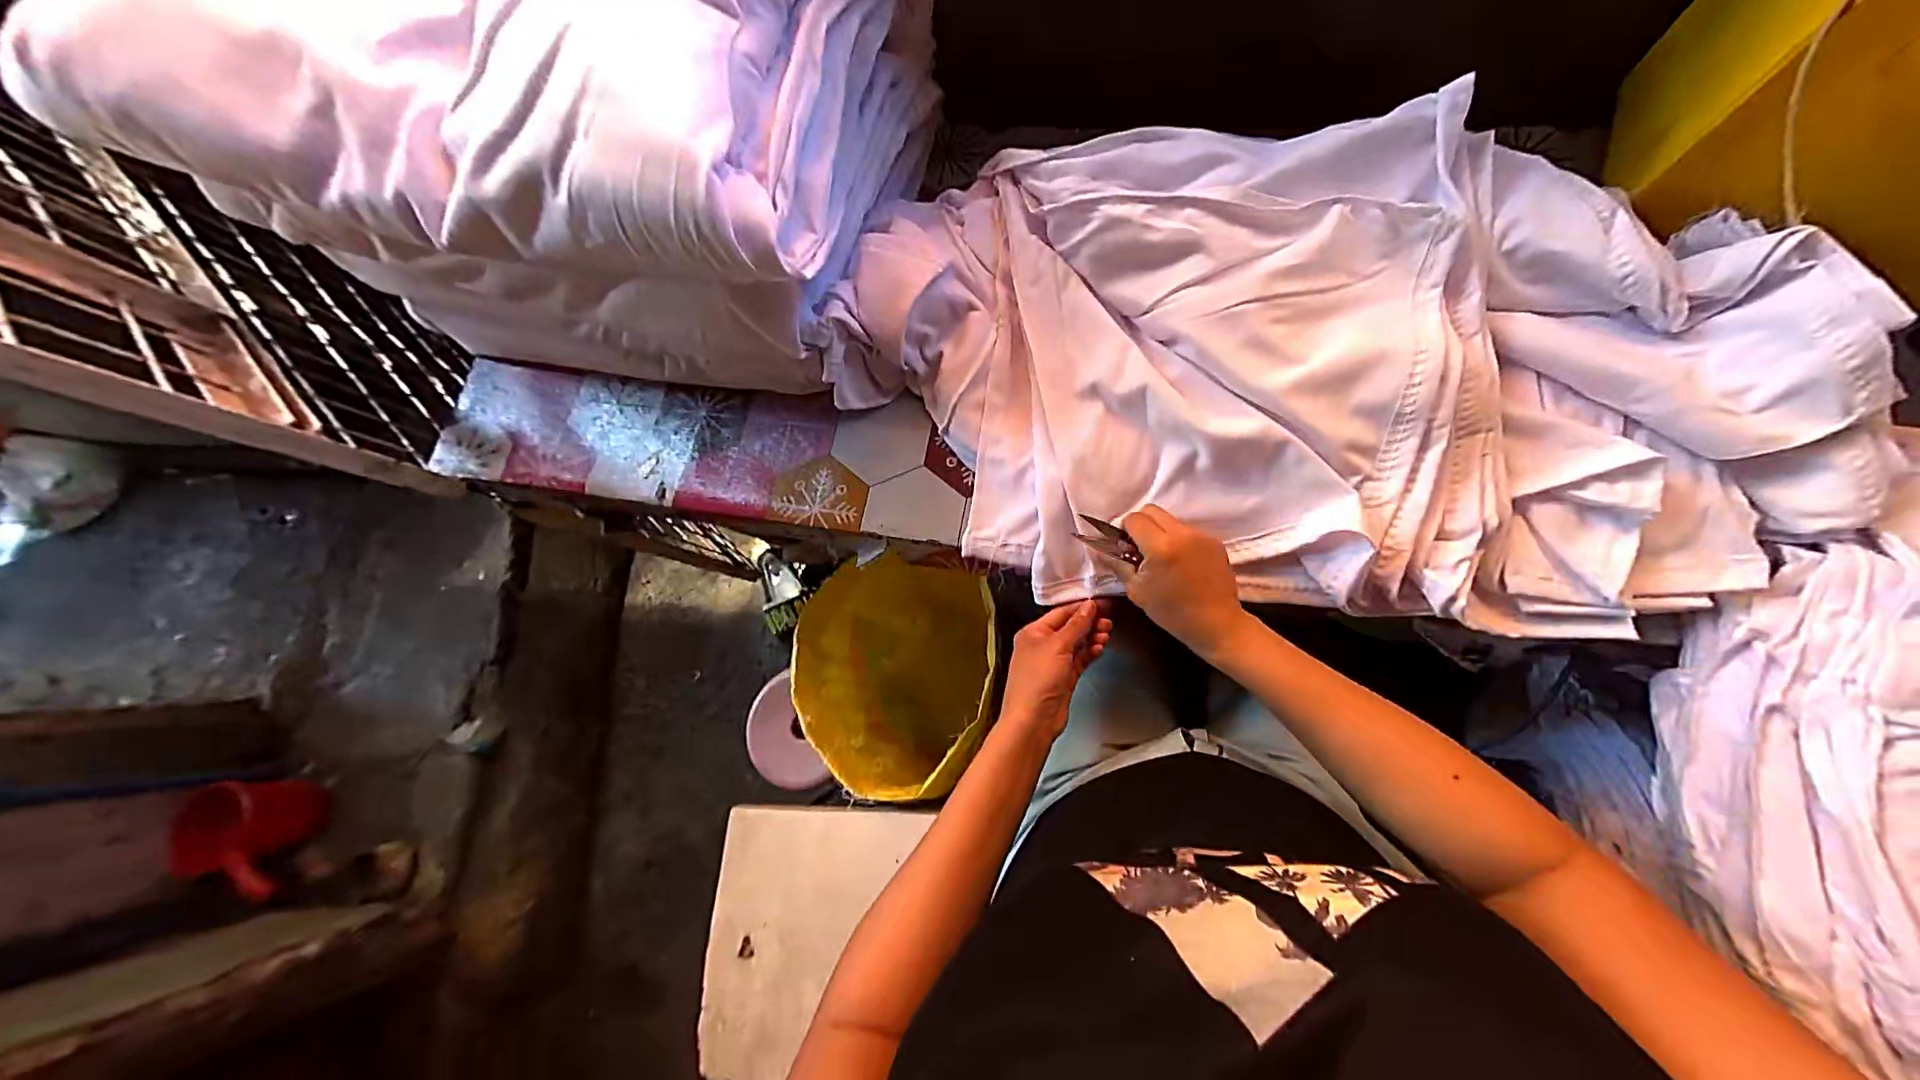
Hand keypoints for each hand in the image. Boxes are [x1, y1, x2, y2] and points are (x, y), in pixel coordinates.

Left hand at [1000, 599, 1111, 738]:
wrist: (1033, 719)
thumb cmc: (1039, 679)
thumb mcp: (1058, 646)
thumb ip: (1076, 625)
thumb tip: (1090, 605)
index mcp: (1034, 632)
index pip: (1061, 613)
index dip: (1082, 607)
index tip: (1104, 603)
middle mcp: (1042, 644)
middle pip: (1070, 627)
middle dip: (1090, 623)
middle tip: (1108, 621)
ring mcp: (1053, 661)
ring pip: (1077, 643)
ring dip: (1092, 637)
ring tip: (1107, 634)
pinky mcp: (1064, 676)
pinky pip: (1080, 659)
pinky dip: (1090, 653)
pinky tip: (1100, 648)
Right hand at [1108, 505, 1249, 659]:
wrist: (1215, 623)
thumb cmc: (1171, 611)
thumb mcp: (1136, 590)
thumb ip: (1117, 564)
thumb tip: (1100, 549)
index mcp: (1160, 546)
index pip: (1134, 518)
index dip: (1124, 529)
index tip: (1124, 546)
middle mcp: (1182, 534)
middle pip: (1152, 511)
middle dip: (1140, 524)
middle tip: (1139, 547)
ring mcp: (1201, 536)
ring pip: (1171, 520)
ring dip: (1160, 531)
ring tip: (1161, 557)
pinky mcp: (1214, 542)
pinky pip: (1187, 531)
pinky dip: (1177, 539)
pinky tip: (1180, 562)